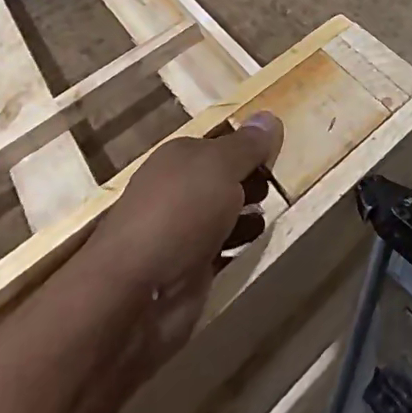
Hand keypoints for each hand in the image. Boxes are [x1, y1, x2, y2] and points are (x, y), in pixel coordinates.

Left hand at [83, 112, 284, 294]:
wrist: (134, 295)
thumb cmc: (179, 214)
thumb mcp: (220, 166)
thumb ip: (248, 145)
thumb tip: (268, 118)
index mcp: (179, 158)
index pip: (223, 143)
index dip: (251, 147)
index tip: (277, 157)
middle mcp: (176, 190)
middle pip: (224, 178)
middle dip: (251, 181)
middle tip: (275, 187)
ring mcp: (179, 231)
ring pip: (224, 213)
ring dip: (247, 213)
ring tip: (268, 215)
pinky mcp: (187, 269)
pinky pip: (222, 248)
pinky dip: (238, 246)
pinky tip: (254, 244)